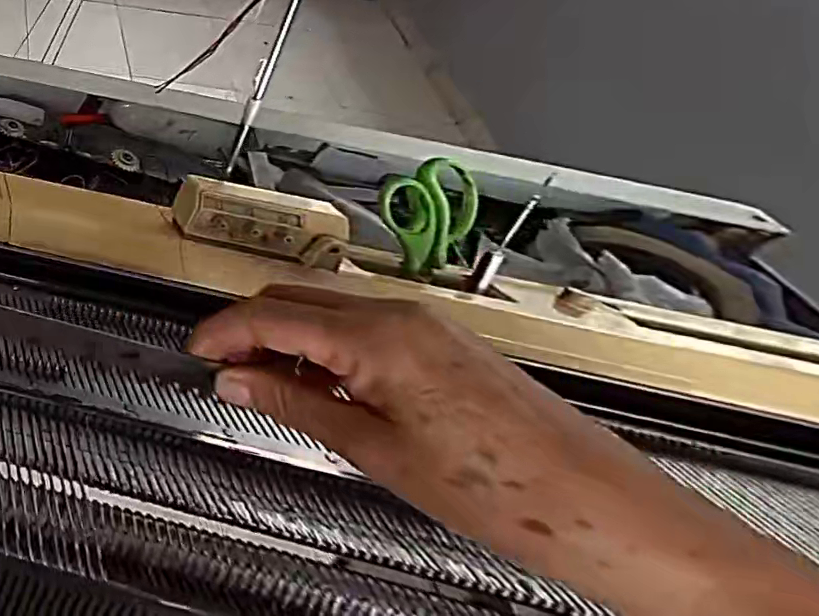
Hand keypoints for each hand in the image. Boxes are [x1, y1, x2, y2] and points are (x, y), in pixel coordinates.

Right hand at [187, 285, 818, 615]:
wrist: (624, 519)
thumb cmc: (509, 494)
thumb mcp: (378, 451)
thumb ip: (294, 403)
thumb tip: (233, 380)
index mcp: (377, 337)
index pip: (270, 315)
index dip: (222, 331)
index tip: (194, 351)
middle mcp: (396, 312)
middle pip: (291, 299)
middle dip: (247, 328)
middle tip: (223, 369)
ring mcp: (421, 320)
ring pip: (322, 308)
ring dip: (283, 335)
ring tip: (266, 381)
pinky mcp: (440, 336)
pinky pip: (358, 323)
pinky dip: (323, 343)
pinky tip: (320, 382)